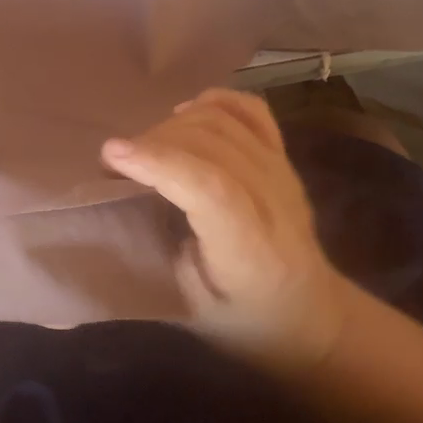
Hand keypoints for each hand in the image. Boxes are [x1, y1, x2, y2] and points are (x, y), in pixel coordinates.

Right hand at [101, 89, 350, 374]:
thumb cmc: (241, 319)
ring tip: (146, 148)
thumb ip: (158, 251)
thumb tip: (113, 203)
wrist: (310, 317)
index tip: (111, 155)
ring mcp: (283, 173)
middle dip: (153, 142)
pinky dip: (212, 102)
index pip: (210, 186)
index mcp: (252, 252)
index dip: (159, 161)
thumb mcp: (190, 304)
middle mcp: (275, 203)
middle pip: (211, 144)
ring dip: (172, 125)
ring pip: (223, 121)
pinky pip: (249, 111)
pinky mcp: (283, 158)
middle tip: (117, 164)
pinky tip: (184, 114)